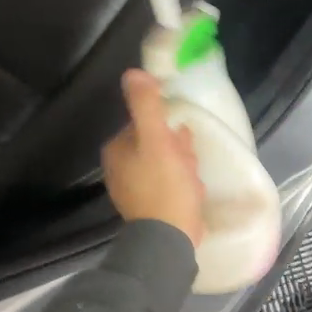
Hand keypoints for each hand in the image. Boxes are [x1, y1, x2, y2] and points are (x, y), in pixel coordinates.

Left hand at [103, 70, 205, 244]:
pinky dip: (181, 185)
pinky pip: (168, 184)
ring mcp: (132, 189)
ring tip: (194, 180)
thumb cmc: (165, 186)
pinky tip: (191, 192)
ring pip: (165, 164)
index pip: (147, 124)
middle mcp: (119, 167)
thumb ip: (146, 106)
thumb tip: (135, 73)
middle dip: (178, 149)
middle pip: (157, 143)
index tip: (183, 141)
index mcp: (117, 149)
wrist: (168, 238)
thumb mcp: (157, 140)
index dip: (169, 129)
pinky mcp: (148, 207)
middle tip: (190, 163)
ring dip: (183, 167)